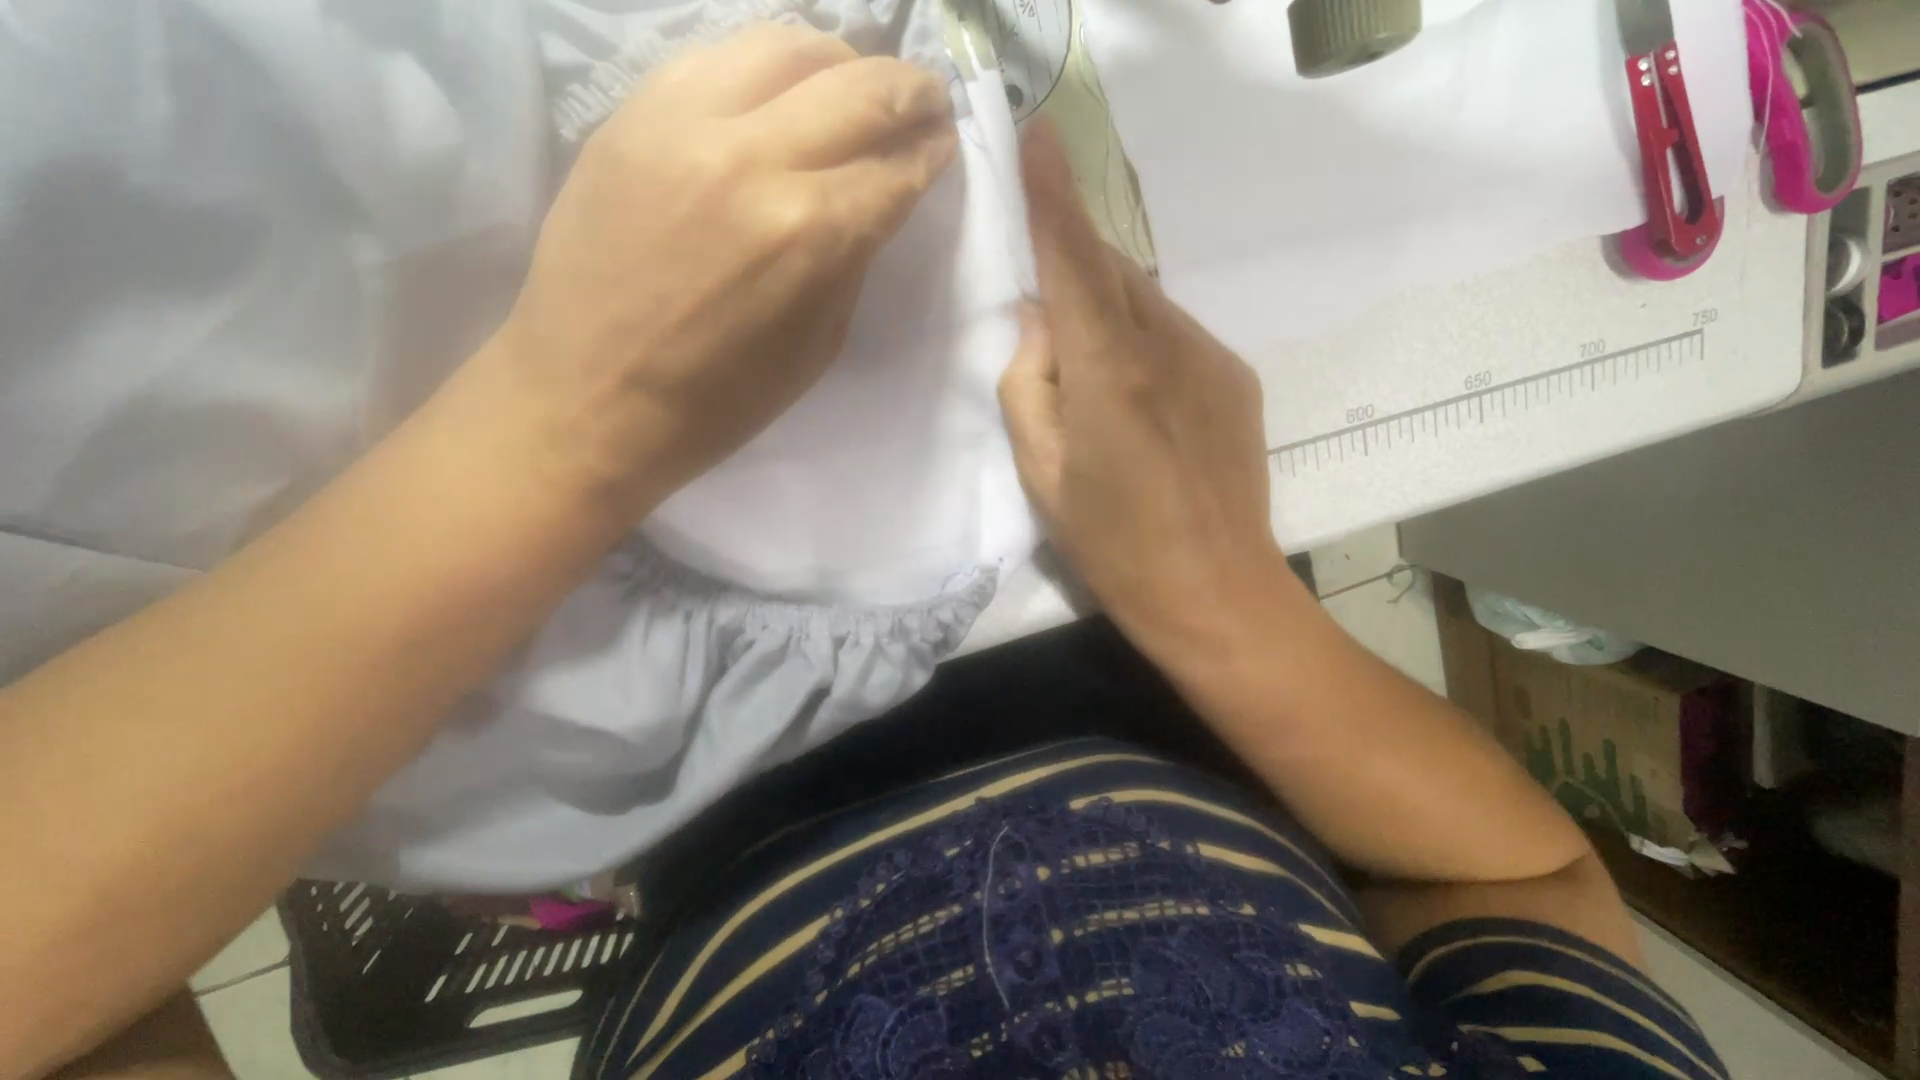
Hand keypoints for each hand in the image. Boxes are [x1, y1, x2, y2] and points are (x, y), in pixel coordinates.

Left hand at [479, 24, 956, 520]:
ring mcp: (682, 122)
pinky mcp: (630, 114)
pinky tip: (778, 90)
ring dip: (840, 60)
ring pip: (787, 44)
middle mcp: (754, 156)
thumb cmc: (717, 401)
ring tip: (853, 83)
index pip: (898, 165)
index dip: (934, 152)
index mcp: (811, 232)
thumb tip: (878, 193)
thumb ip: (855, 255)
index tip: (944, 145)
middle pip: (861, 86)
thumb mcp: (819, 344)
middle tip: (925, 101)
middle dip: (911, 90)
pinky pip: (716, 56)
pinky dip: (766, 65)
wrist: (586, 399)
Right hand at [999, 126, 1296, 658]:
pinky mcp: (1236, 378)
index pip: (1071, 261)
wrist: (1218, 593)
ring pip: (1142, 301)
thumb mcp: (1042, 474)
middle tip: (1045, 303)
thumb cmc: (1114, 547)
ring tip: (1092, 379)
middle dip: (1071, 260)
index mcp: (1108, 371)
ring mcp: (1210, 357)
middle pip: (1109, 270)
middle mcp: (1165, 346)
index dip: (1051, 196)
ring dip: (1106, 311)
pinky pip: (1174, 332)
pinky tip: (1136, 400)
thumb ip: (1028, 386)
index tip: (1038, 136)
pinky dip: (1141, 340)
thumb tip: (1038, 323)